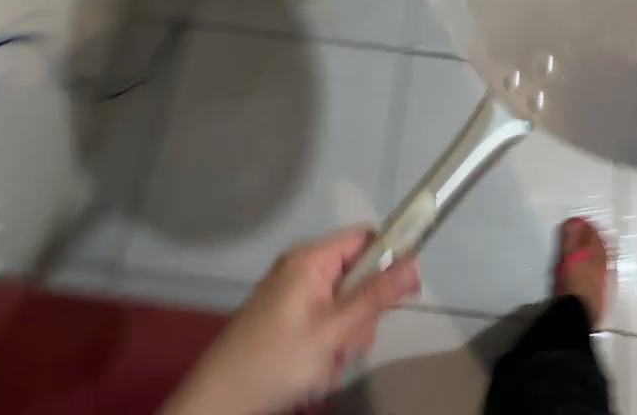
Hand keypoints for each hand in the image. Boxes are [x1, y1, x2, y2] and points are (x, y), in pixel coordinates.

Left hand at [161, 226, 421, 414]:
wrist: (221, 403)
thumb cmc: (277, 359)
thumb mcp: (333, 330)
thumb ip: (376, 296)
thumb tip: (415, 262)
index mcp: (312, 259)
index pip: (365, 239)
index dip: (389, 259)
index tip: (401, 292)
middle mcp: (304, 269)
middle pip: (359, 278)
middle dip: (360, 318)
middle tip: (345, 343)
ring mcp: (295, 295)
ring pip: (346, 309)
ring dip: (345, 340)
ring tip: (324, 364)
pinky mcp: (289, 320)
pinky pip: (327, 326)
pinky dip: (328, 350)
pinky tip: (313, 372)